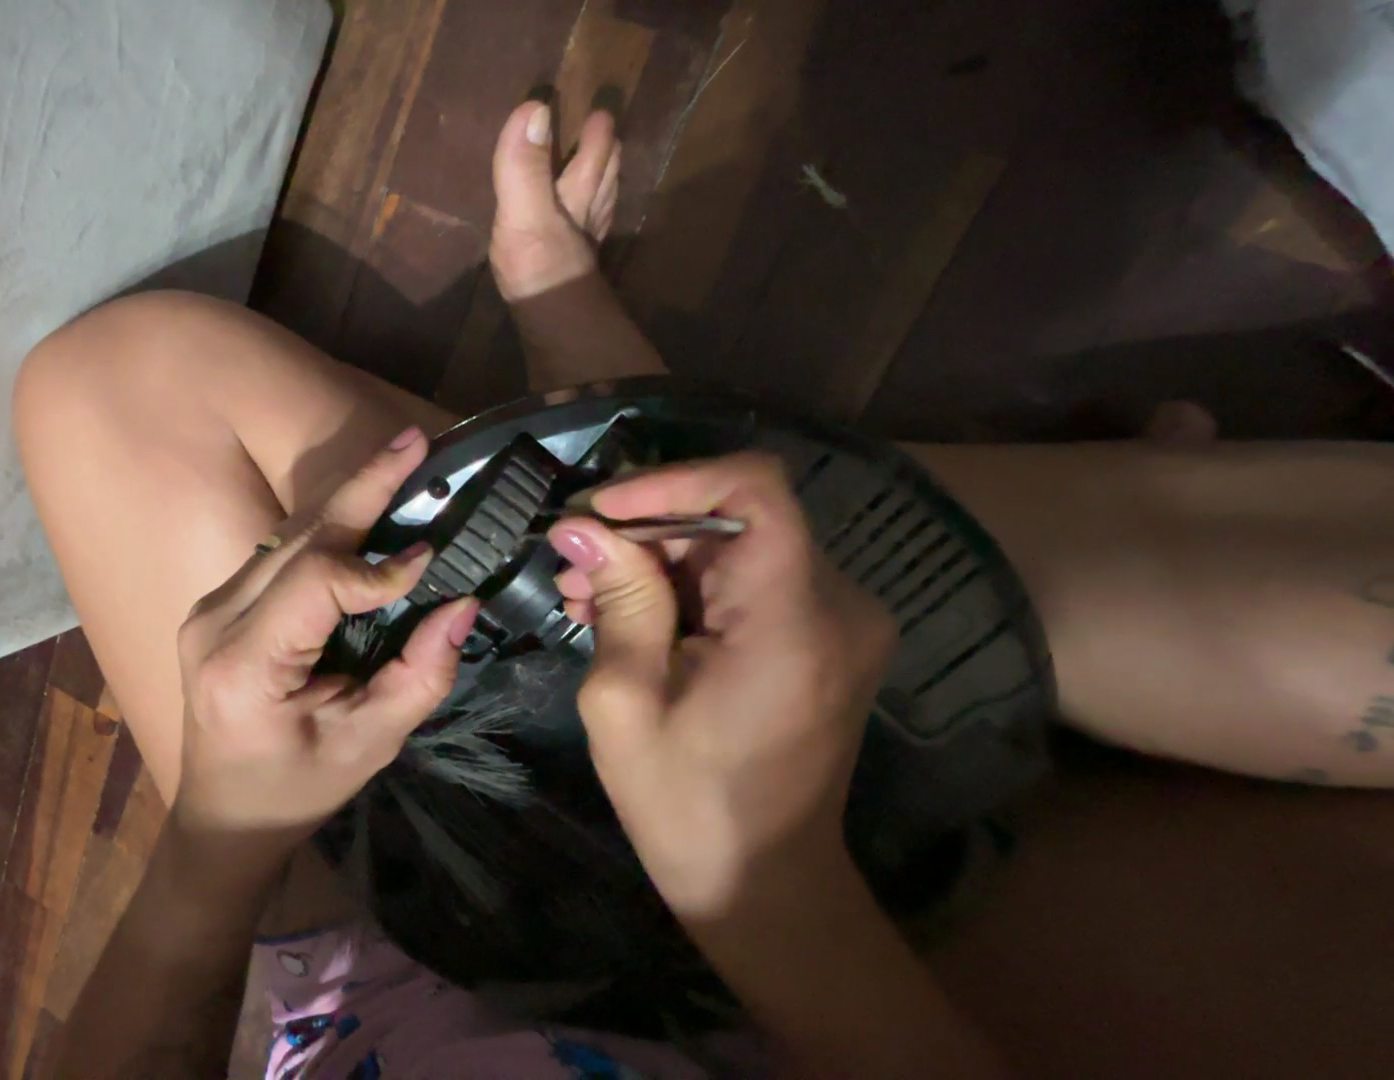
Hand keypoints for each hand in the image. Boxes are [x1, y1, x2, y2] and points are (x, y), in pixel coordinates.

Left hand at [171, 428, 478, 873]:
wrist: (226, 814)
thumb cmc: (299, 787)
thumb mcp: (371, 745)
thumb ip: (420, 676)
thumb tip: (463, 604)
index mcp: (243, 664)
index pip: (316, 584)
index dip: (378, 566)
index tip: (433, 559)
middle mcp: (215, 621)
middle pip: (298, 539)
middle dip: (364, 488)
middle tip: (414, 443)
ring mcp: (211, 606)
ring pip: (289, 536)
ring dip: (350, 500)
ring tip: (401, 462)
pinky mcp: (221, 603)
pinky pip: (282, 551)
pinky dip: (331, 528)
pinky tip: (369, 506)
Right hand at [547, 453, 897, 916]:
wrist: (761, 881)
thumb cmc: (684, 804)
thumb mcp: (624, 702)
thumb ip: (617, 599)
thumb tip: (579, 526)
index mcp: (793, 622)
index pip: (755, 487)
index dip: (672, 479)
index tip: (601, 510)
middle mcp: (839, 605)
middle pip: (737, 516)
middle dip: (646, 528)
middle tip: (572, 561)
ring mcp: (841, 620)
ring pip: (738, 544)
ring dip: (659, 559)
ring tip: (586, 593)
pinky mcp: (826, 635)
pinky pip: (750, 580)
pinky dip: (689, 585)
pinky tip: (628, 616)